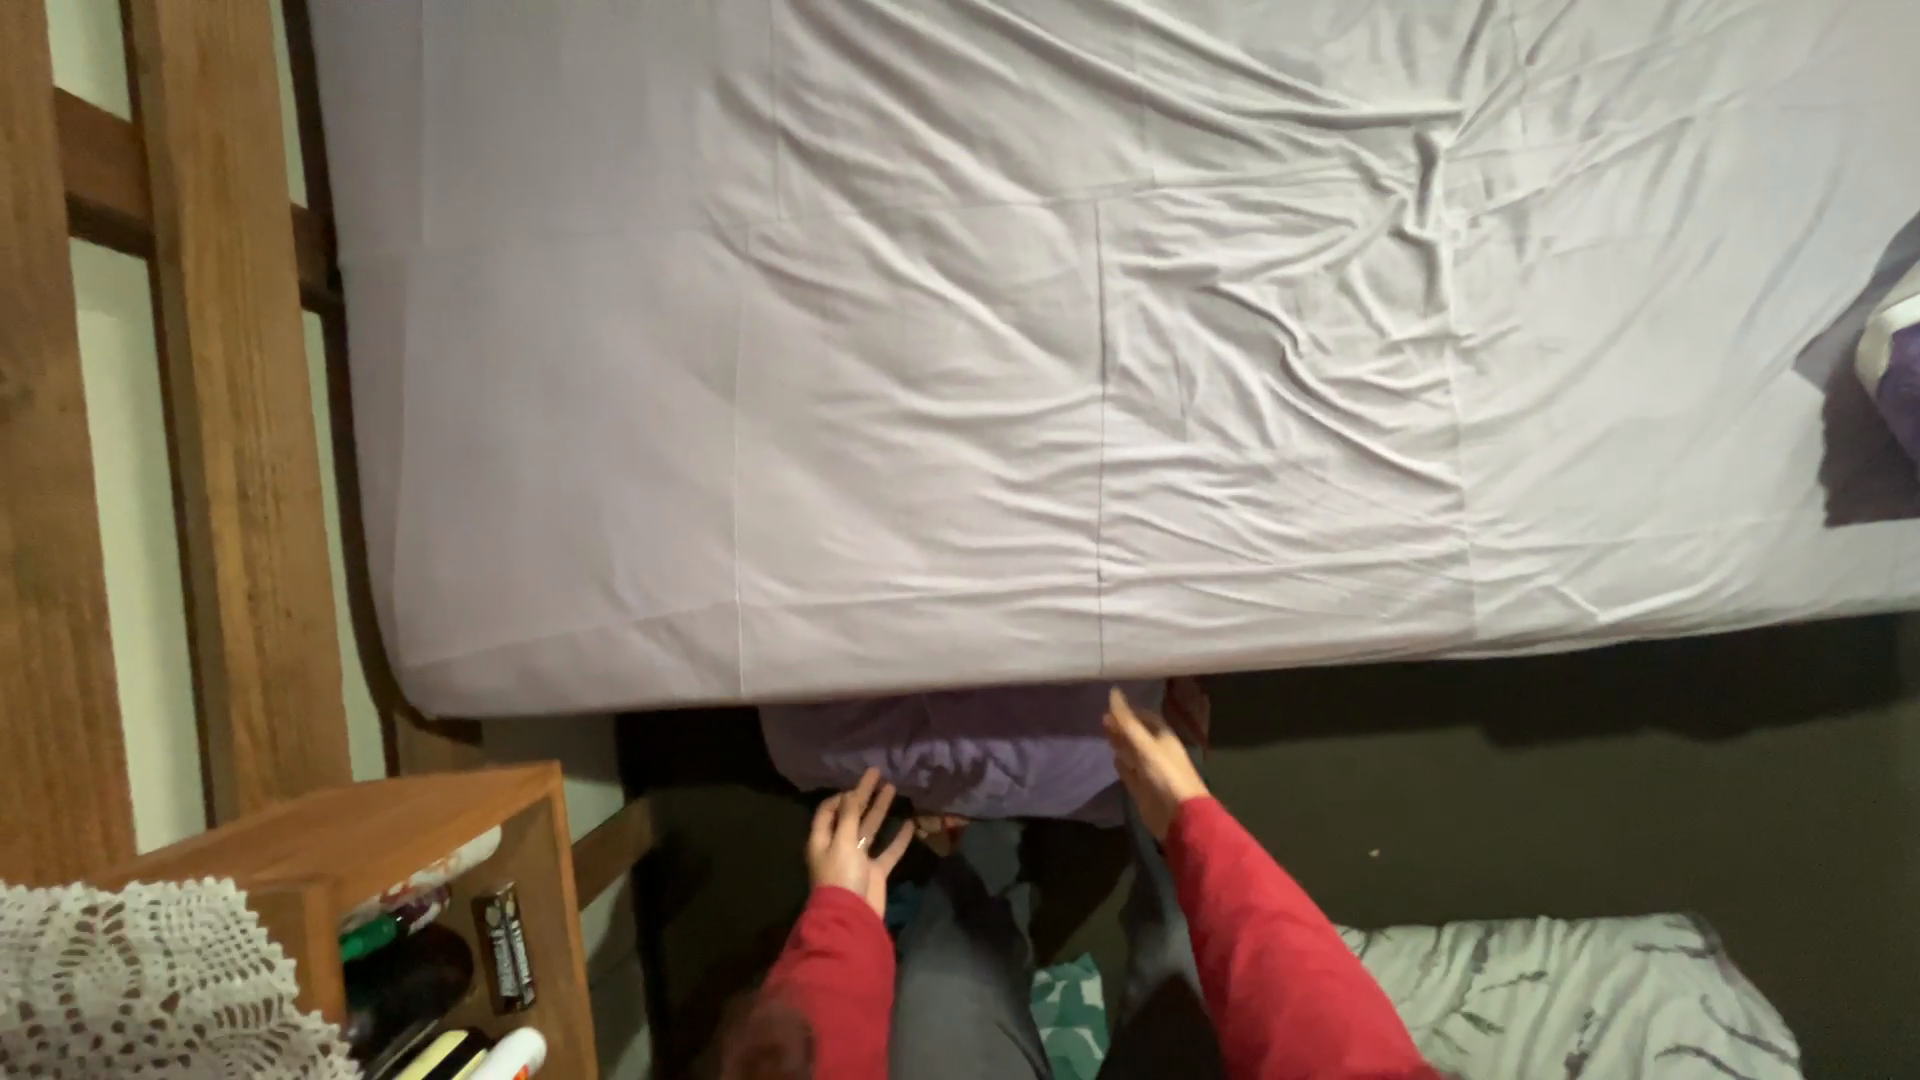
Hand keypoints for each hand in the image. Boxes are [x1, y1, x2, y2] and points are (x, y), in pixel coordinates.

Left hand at [807, 768, 913, 917]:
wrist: (851, 918)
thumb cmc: (840, 876)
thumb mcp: (842, 841)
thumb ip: (848, 817)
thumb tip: (849, 793)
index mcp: (823, 839)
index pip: (829, 810)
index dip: (841, 796)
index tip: (857, 786)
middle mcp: (839, 846)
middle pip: (852, 815)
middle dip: (863, 795)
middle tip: (878, 774)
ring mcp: (858, 860)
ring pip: (870, 829)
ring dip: (880, 809)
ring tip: (893, 788)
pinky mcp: (875, 873)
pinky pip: (888, 851)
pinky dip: (898, 838)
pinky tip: (910, 823)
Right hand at [1104, 686, 1209, 841]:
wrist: (1178, 816)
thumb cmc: (1165, 775)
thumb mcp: (1146, 745)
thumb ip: (1128, 722)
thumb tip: (1113, 692)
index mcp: (1164, 739)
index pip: (1147, 718)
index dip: (1131, 711)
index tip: (1112, 706)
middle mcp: (1157, 752)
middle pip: (1138, 735)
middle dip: (1122, 726)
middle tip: (1102, 719)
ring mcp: (1149, 771)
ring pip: (1132, 753)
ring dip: (1120, 743)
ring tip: (1103, 733)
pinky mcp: (1141, 788)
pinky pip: (1129, 772)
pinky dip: (1121, 764)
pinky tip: (1112, 758)